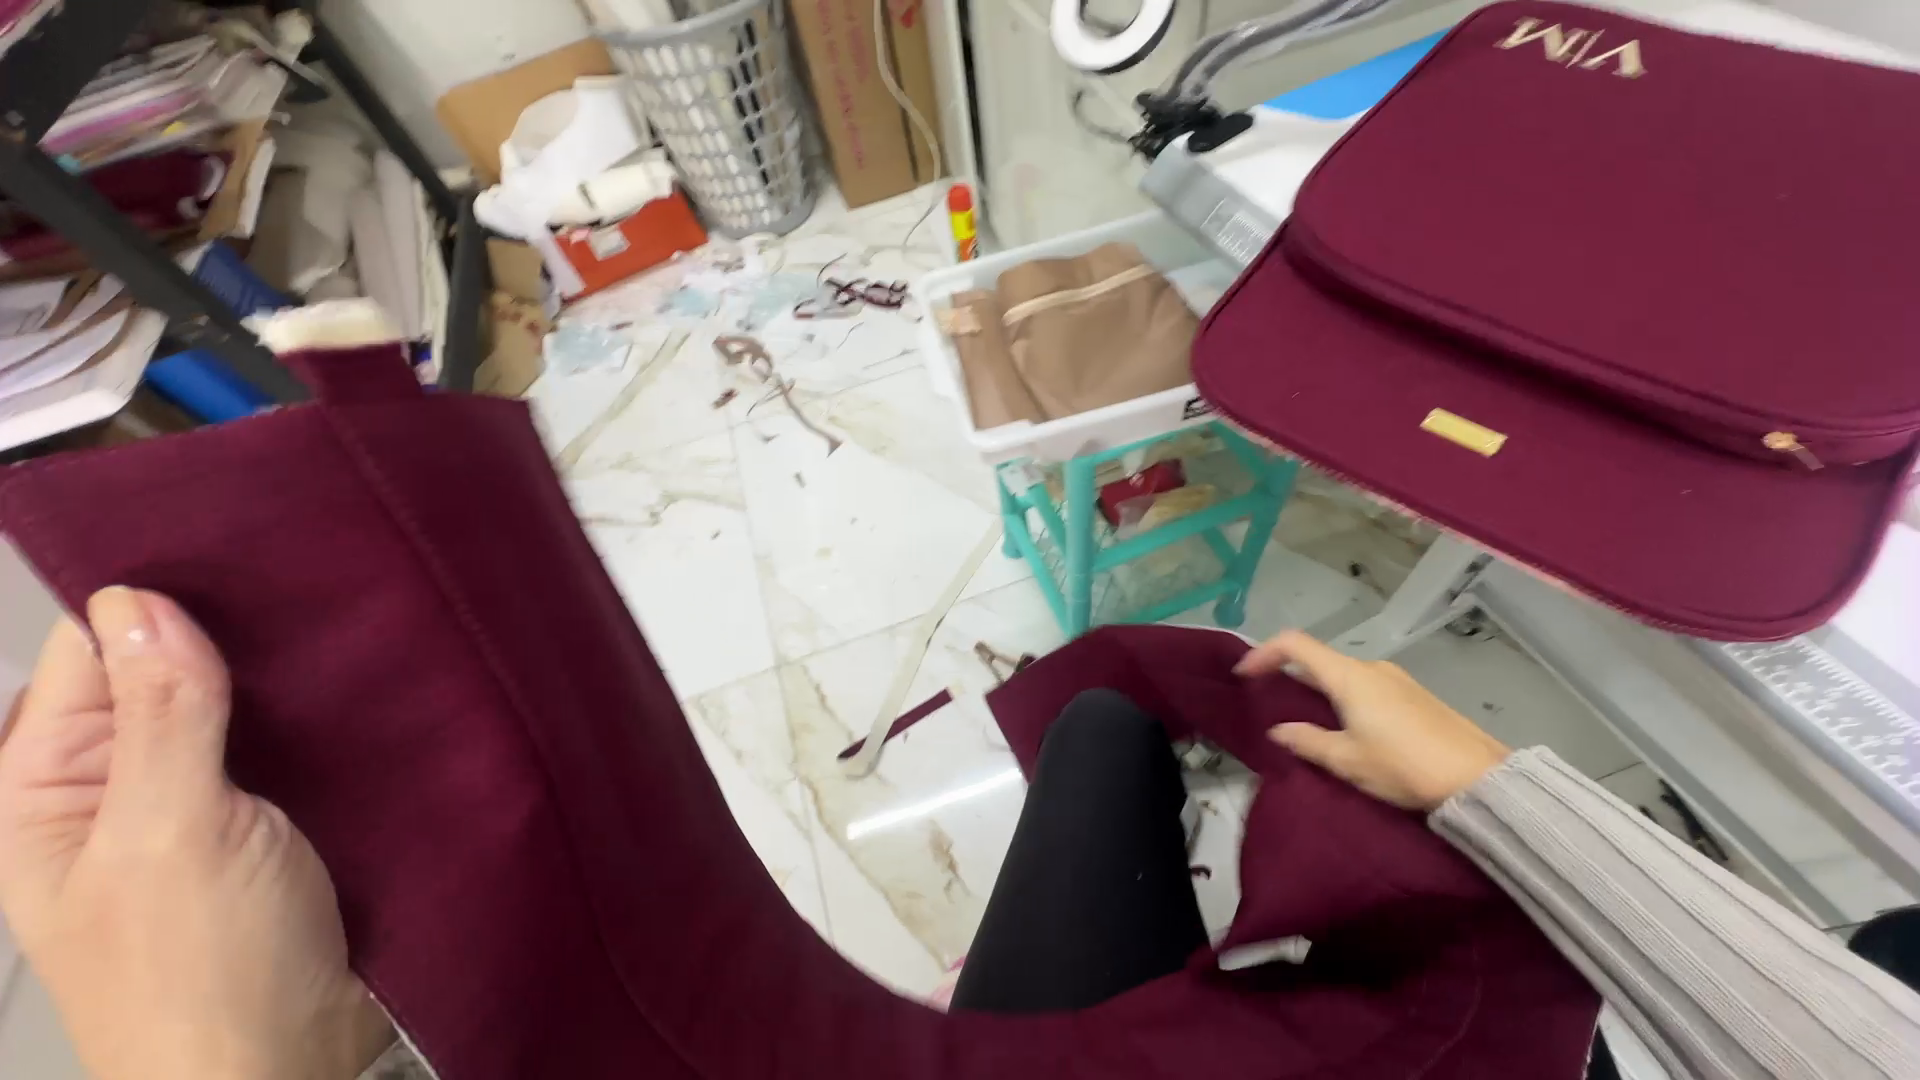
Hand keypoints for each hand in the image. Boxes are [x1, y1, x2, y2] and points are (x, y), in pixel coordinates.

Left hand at [0, 587, 392, 1079]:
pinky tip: (372, 683)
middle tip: (316, 581)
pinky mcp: (288, 808)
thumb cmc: (203, 966)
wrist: (290, 1053)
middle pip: (176, 672)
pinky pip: (300, 738)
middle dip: (237, 630)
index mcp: (56, 785)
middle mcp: (130, 781)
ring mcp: (215, 796)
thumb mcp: (170, 835)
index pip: (94, 657)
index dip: (156, 602)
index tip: (239, 551)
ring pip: (249, 702)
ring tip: (356, 623)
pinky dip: (331, 708)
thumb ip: (160, 722)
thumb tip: (142, 606)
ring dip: (294, 669)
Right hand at [1235, 630, 1510, 810]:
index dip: (1263, 653)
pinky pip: (1364, 684)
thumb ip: (1307, 740)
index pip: (1294, 645)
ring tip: (1306, 718)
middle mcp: (1370, 668)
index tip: (1244, 674)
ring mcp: (1396, 679)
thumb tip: (1278, 730)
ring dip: (1318, 687)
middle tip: (1270, 699)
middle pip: (1319, 658)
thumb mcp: (1347, 760)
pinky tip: (1346, 725)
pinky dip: (1342, 695)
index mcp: (1348, 677)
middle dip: (1289, 673)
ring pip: (1343, 673)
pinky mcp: (1413, 695)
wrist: (1481, 779)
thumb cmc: (1405, 765)